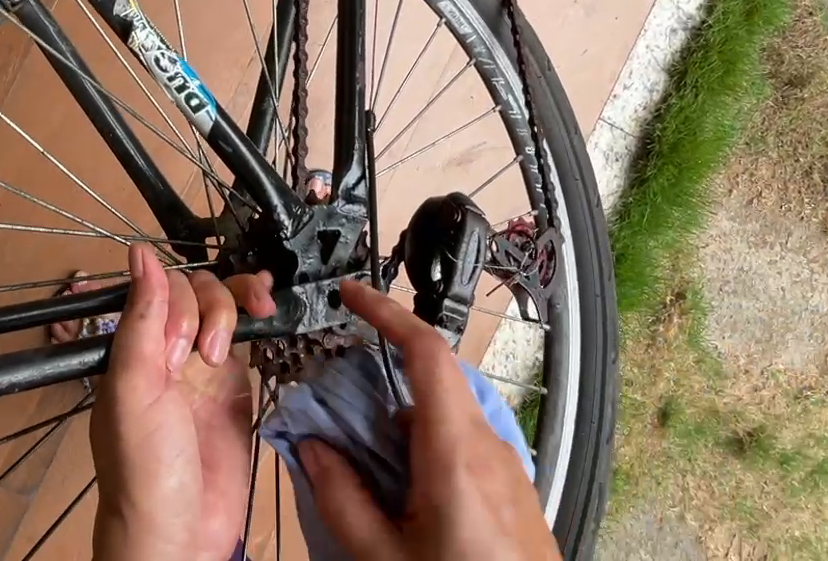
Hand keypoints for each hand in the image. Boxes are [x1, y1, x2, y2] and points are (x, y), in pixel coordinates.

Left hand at [89, 244, 275, 560]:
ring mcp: (203, 362)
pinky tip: (267, 302)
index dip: (177, 304)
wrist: (183, 534)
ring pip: (223, 301)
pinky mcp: (235, 380)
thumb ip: (139, 320)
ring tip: (246, 327)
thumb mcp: (133, 391)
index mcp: (134, 346)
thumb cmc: (144, 467)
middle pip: (196, 289)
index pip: (161, 288)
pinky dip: (257, 309)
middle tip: (204, 360)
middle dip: (208, 309)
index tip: (179, 349)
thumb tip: (138, 252)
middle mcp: (167, 347)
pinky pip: (247, 331)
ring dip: (236, 303)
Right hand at [297, 278, 559, 560]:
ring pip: (445, 416)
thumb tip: (312, 447)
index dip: (385, 311)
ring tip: (364, 463)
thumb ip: (342, 498)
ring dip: (401, 422)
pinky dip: (425, 447)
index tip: (349, 293)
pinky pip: (464, 445)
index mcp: (456, 450)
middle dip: (380, 379)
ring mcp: (508, 467)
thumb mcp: (384, 560)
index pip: (425, 350)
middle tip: (335, 405)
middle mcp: (488, 445)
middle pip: (430, 382)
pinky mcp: (515, 491)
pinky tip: (405, 496)